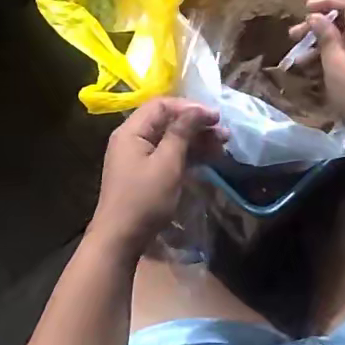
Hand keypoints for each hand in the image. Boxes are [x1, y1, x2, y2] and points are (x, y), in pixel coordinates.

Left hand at [89, 98, 223, 250]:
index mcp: (132, 131)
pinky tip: (208, 159)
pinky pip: (168, 155)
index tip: (215, 117)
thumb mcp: (167, 163)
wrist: (120, 239)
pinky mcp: (145, 173)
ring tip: (222, 145)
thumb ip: (182, 133)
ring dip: (196, 140)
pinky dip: (188, 155)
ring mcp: (138, 157)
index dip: (190, 107)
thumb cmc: (144, 199)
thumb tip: (198, 109)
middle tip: (224, 133)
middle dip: (197, 124)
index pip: (162, 105)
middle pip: (167, 121)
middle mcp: (132, 139)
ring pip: (170, 139)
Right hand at [290, 0, 344, 146]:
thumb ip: (327, 40)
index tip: (304, 10)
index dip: (326, 2)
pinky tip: (320, 67)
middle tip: (294, 37)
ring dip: (328, 42)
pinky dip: (340, 53)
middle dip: (322, 25)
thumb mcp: (338, 72)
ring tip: (301, 58)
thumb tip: (316, 17)